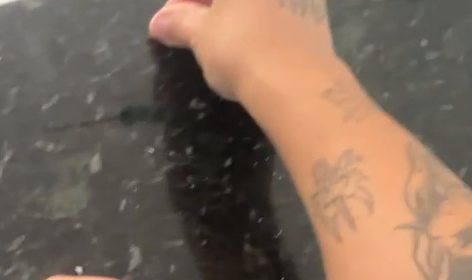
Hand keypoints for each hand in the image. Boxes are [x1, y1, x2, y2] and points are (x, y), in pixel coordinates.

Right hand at [149, 0, 338, 102]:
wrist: (294, 78)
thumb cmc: (239, 48)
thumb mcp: (201, 36)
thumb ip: (179, 23)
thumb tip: (158, 22)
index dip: (181, 3)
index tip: (170, 22)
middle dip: (206, 5)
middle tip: (191, 31)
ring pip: (254, 1)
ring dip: (233, 11)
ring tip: (220, 40)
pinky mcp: (314, 6)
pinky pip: (276, 6)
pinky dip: (259, 17)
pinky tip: (250, 41)